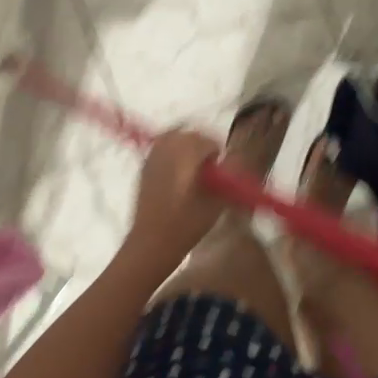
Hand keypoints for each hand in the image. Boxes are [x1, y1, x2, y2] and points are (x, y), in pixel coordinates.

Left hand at [123, 129, 226, 268]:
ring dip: (185, 144)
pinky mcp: (143, 167)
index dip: (216, 151)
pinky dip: (171, 150)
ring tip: (193, 164)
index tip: (220, 166)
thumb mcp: (215, 204)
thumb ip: (227, 178)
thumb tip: (234, 161)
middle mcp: (167, 152)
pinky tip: (177, 170)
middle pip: (188, 135)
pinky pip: (159, 147)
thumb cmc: (186, 227)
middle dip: (201, 144)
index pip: (205, 141)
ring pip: (171, 137)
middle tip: (210, 164)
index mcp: (185, 158)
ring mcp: (152, 158)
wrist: (151, 243)